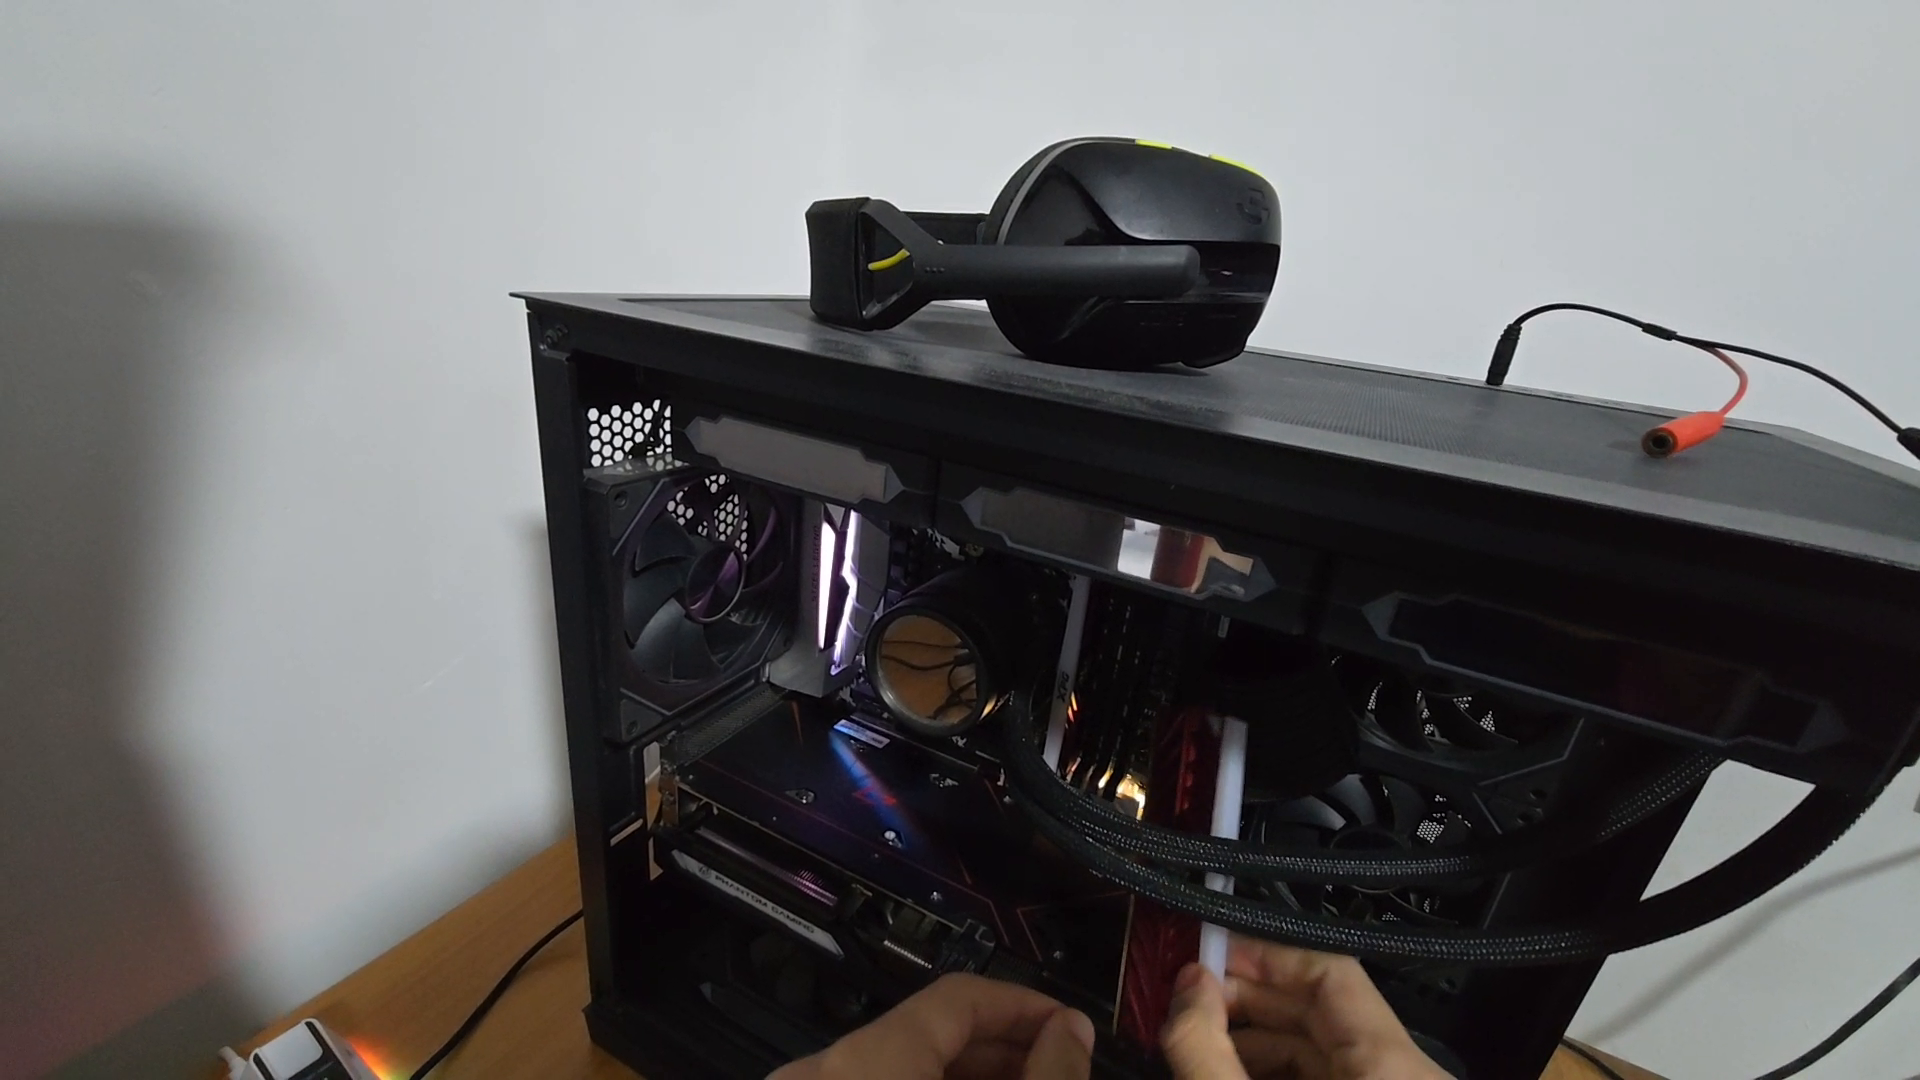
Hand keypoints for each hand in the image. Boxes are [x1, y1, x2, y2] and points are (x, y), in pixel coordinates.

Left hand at [771, 972, 1096, 1079]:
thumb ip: (1044, 1077)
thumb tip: (1072, 1030)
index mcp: (864, 1060)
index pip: (957, 996)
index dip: (1024, 1002)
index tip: (1073, 1025)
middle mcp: (826, 1070)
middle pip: (930, 1032)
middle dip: (1006, 1046)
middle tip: (1064, 1064)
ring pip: (908, 1067)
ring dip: (976, 1075)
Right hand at [1160, 938, 1451, 1079]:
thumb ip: (1205, 1050)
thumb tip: (1187, 984)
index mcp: (1396, 1073)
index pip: (1329, 968)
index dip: (1260, 949)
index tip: (1205, 950)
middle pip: (1322, 1007)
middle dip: (1246, 994)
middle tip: (1189, 994)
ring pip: (1323, 1048)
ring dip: (1255, 1035)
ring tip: (1201, 1037)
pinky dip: (1277, 1071)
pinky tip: (1231, 1072)